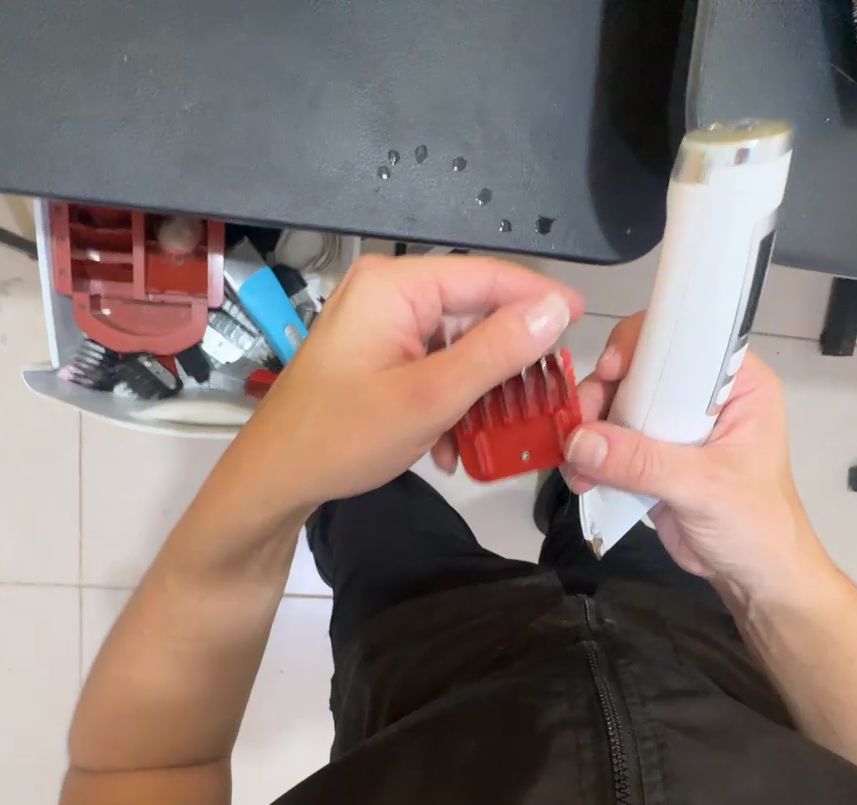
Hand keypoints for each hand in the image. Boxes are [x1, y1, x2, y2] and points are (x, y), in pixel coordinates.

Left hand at [224, 254, 581, 512]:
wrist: (275, 477)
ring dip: (474, 391)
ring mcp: (376, 324)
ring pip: (451, 345)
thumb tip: (553, 312)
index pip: (485, 276)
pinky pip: (426, 365)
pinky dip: (445, 399)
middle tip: (542, 392)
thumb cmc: (344, 436)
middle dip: (504, 359)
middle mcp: (385, 292)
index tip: (581, 322)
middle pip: (469, 311)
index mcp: (396, 285)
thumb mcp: (431, 397)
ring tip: (495, 430)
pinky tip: (448, 444)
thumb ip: (496, 352)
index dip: (538, 298)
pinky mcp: (371, 354)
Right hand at [562, 314, 831, 607]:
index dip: (642, 344)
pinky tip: (579, 480)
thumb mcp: (704, 487)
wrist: (753, 577)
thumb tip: (579, 442)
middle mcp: (700, 397)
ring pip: (615, 408)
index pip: (684, 339)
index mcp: (734, 384)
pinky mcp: (648, 459)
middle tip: (578, 429)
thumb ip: (643, 463)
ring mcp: (671, 428)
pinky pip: (609, 445)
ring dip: (588, 433)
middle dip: (601, 397)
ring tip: (575, 466)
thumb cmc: (755, 525)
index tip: (611, 371)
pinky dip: (589, 459)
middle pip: (637, 372)